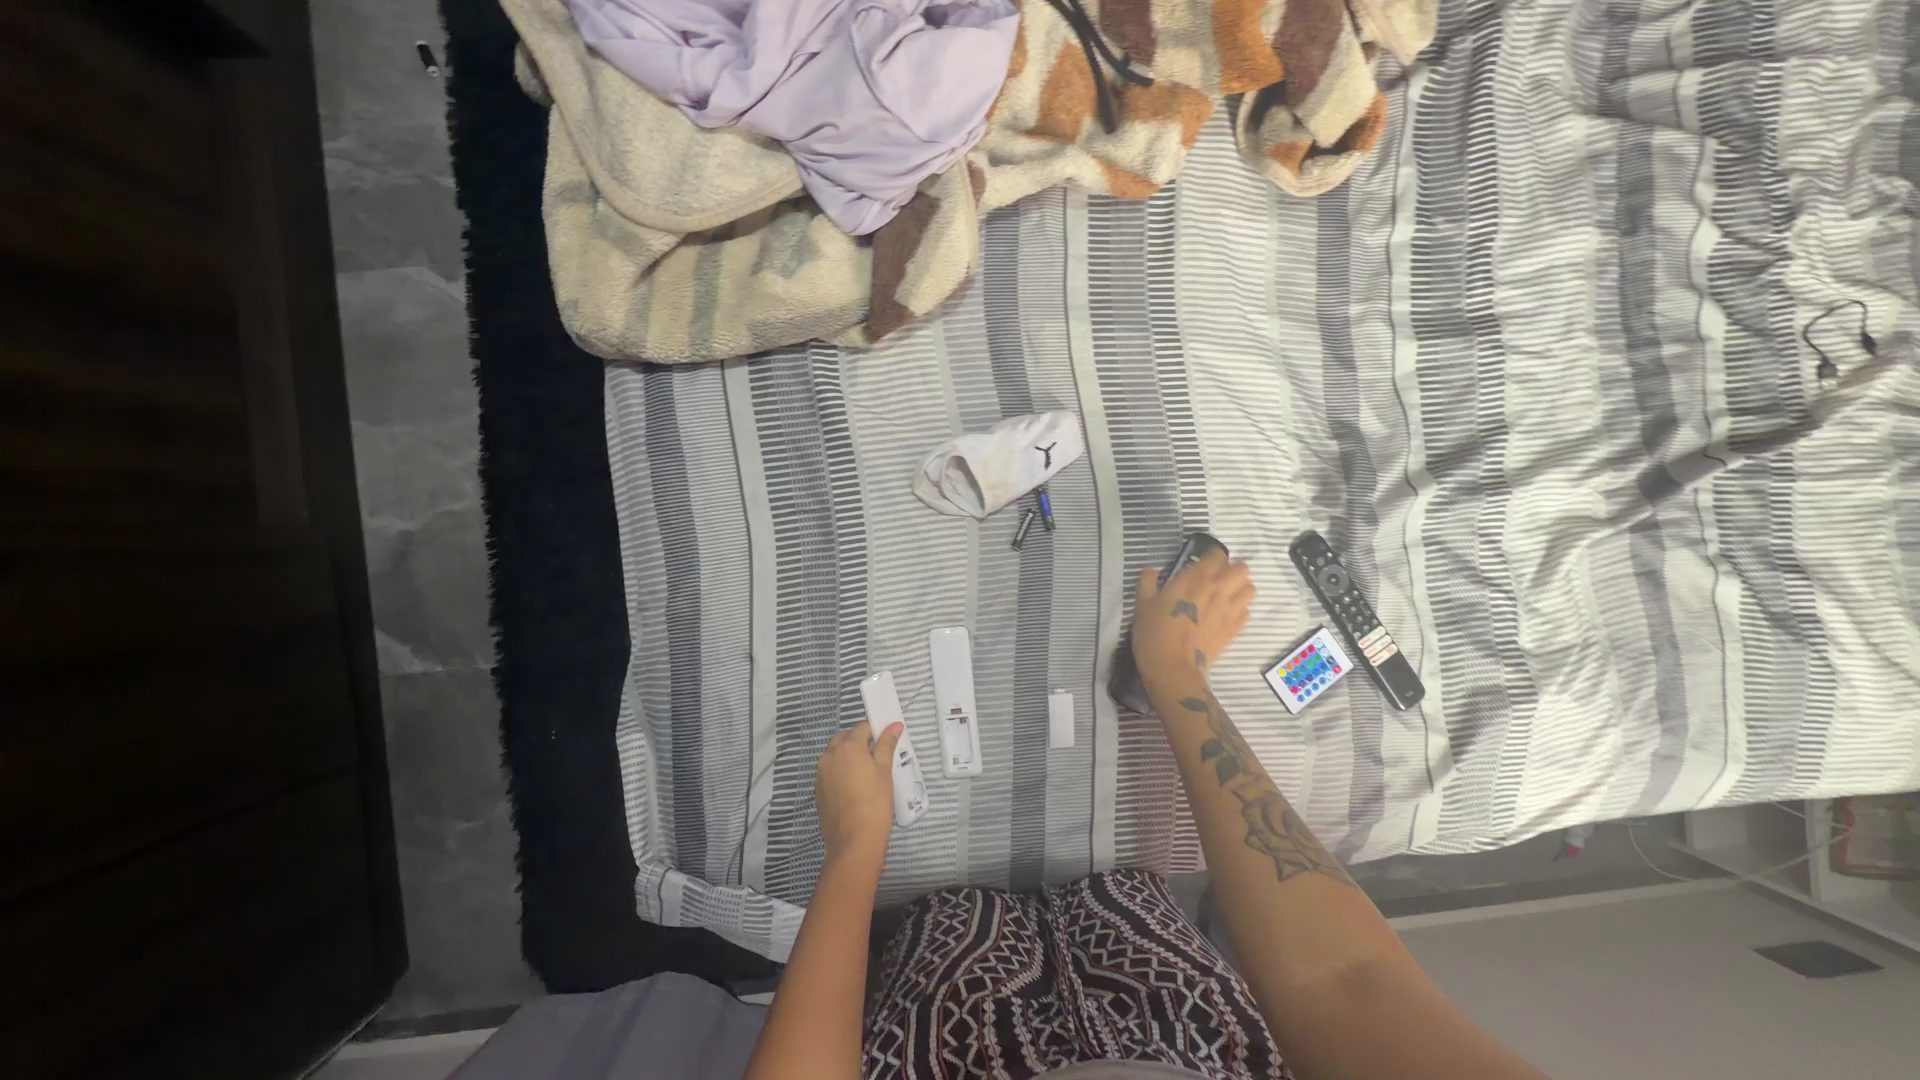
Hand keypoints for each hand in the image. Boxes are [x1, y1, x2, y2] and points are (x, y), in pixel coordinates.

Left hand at [815, 721, 902, 862]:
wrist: (854, 839)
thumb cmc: (875, 802)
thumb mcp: (885, 771)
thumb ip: (887, 744)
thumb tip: (894, 725)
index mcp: (847, 747)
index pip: (861, 728)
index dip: (874, 734)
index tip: (884, 748)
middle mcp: (829, 755)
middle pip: (845, 739)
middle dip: (859, 744)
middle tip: (876, 761)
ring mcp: (820, 773)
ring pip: (835, 755)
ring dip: (848, 758)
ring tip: (865, 777)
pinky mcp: (818, 790)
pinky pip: (829, 772)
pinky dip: (840, 773)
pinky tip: (853, 790)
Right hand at [1132, 549, 1254, 692]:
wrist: (1172, 667)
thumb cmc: (1154, 633)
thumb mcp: (1142, 605)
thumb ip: (1147, 583)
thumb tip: (1149, 571)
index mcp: (1194, 579)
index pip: (1217, 555)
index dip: (1212, 556)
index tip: (1202, 563)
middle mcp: (1217, 589)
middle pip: (1241, 568)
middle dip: (1232, 570)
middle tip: (1217, 579)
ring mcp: (1229, 610)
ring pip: (1250, 588)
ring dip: (1240, 588)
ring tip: (1226, 596)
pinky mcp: (1235, 629)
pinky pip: (1247, 612)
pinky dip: (1240, 610)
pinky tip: (1226, 616)